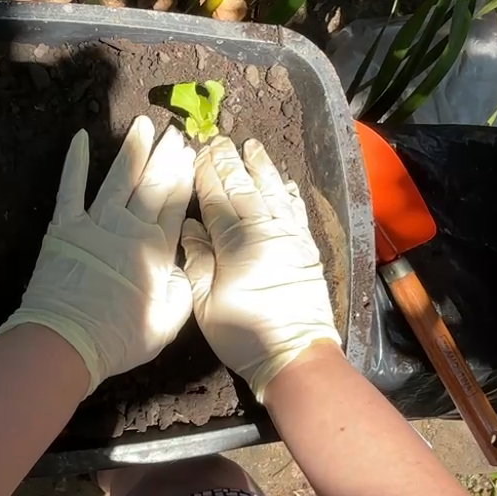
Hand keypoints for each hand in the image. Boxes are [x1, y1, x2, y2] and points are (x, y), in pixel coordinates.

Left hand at [0, 116, 194, 388]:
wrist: (67, 341)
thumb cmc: (120, 338)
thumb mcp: (170, 322)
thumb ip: (183, 287)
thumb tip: (183, 263)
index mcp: (157, 250)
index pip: (176, 204)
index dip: (184, 176)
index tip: (192, 153)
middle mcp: (130, 228)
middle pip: (153, 184)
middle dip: (166, 156)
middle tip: (175, 132)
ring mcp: (96, 223)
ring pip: (119, 178)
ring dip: (132, 149)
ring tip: (143, 124)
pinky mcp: (65, 226)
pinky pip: (70, 188)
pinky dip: (74, 162)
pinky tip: (80, 137)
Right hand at [181, 137, 339, 400]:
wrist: (296, 355)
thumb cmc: (243, 335)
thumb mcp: (205, 304)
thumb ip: (197, 260)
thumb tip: (190, 226)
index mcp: (235, 243)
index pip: (216, 199)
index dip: (206, 174)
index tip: (198, 152)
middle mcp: (264, 231)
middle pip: (244, 188)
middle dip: (230, 162)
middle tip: (220, 140)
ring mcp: (289, 236)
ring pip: (273, 192)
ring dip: (261, 167)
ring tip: (252, 146)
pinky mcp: (306, 247)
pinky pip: (296, 210)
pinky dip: (288, 192)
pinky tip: (283, 180)